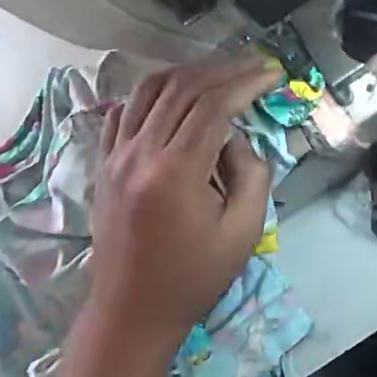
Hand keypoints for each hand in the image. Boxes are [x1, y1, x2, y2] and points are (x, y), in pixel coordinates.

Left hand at [87, 60, 281, 351]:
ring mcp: (114, 156)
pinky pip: (122, 113)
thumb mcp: (244, 230)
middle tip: (256, 65)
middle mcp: (139, 153)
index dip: (247, 82)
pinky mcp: (103, 165)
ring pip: (149, 90)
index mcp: (175, 170)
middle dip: (224, 69)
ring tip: (220, 73)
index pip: (214, 104)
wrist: (131, 312)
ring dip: (188, 73)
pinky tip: (171, 97)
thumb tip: (234, 140)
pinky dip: (150, 94)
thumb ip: (251, 174)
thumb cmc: (194, 276)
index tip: (273, 72)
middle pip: (182, 88)